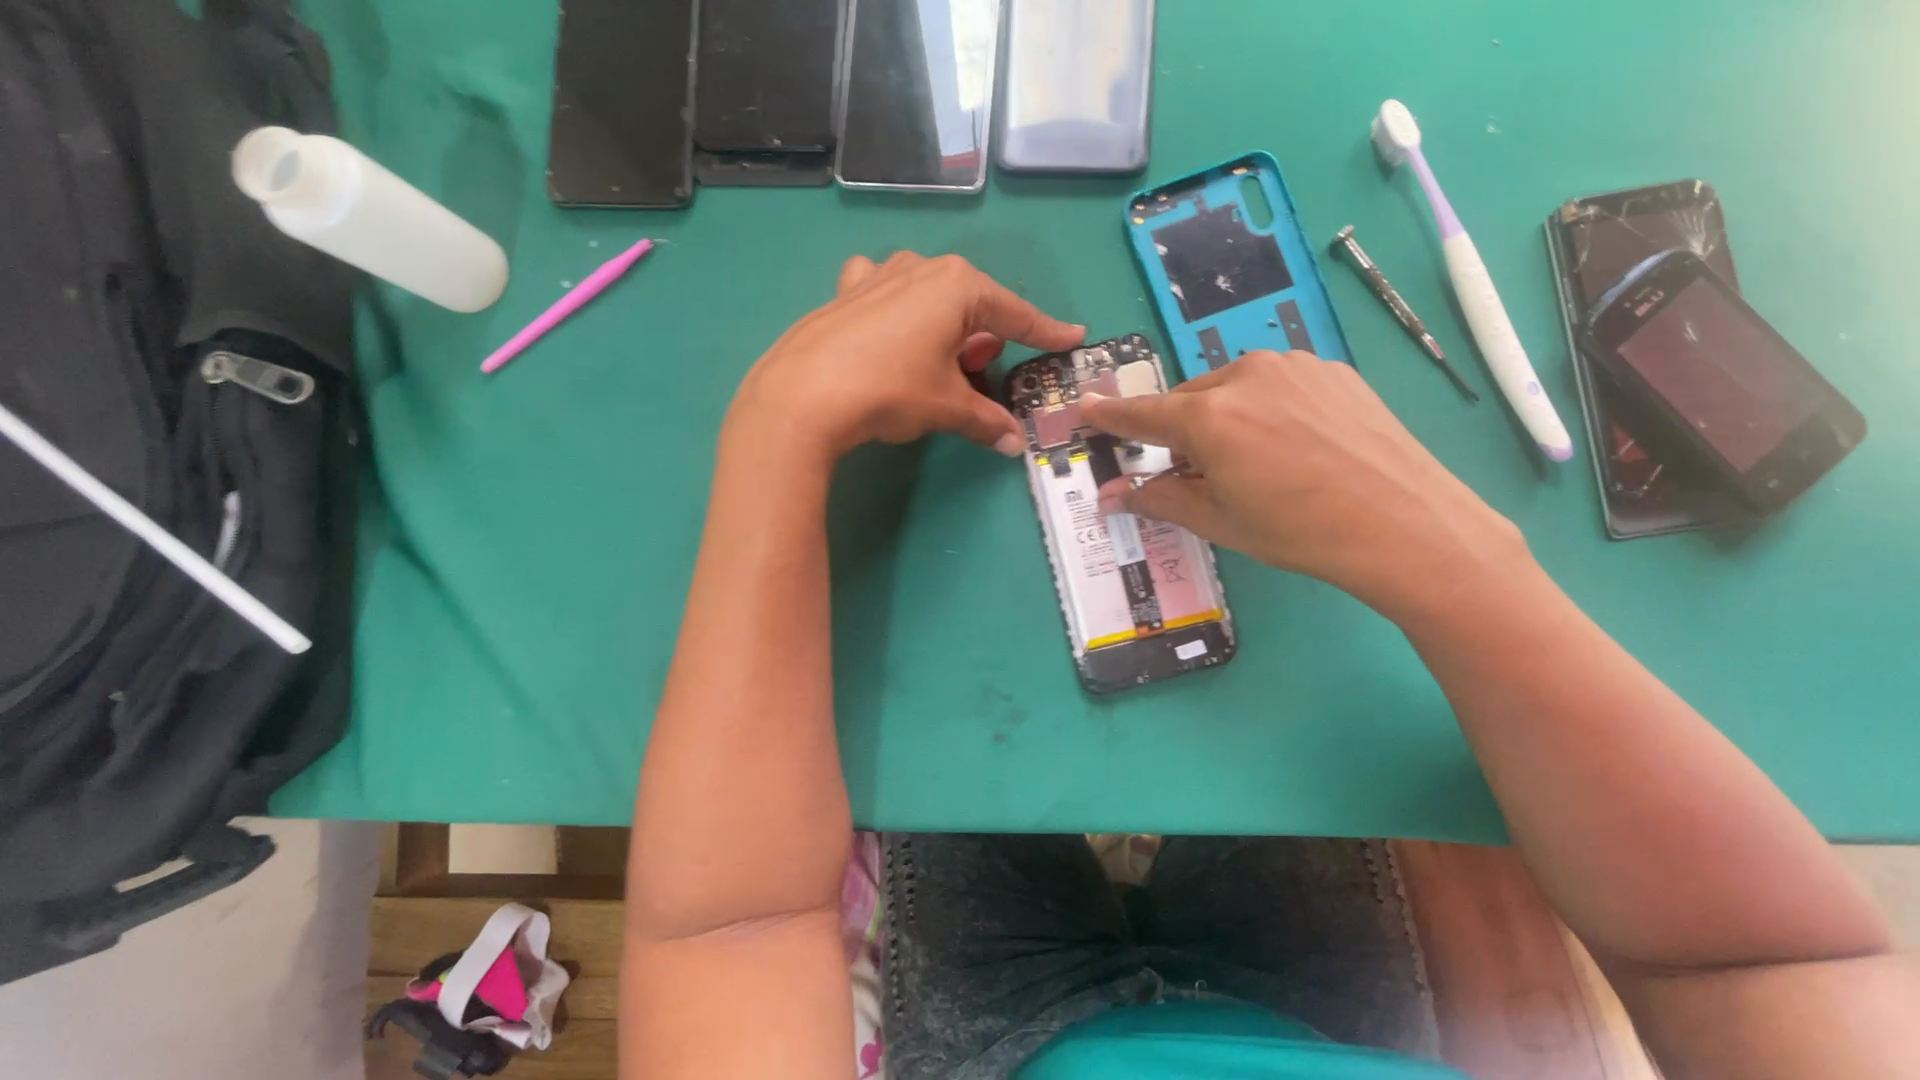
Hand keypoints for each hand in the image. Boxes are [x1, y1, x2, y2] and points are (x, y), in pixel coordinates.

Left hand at [726, 252, 1082, 464]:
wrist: (802, 395)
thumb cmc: (890, 391)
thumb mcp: (947, 407)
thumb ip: (986, 421)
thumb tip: (1013, 444)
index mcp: (958, 286)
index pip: (1016, 314)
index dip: (1046, 331)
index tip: (1071, 337)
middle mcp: (921, 268)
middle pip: (971, 303)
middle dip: (983, 336)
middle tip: (981, 370)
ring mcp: (878, 274)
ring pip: (927, 295)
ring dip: (941, 324)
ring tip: (935, 360)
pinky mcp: (844, 292)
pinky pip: (883, 292)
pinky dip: (895, 309)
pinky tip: (885, 331)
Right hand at [1081, 350, 1527, 617]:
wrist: (1406, 524)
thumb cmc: (1300, 532)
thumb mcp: (1221, 522)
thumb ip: (1160, 499)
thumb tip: (1110, 496)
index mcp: (1208, 416)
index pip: (1141, 413)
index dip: (1109, 416)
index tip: (1084, 409)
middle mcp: (1245, 375)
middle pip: (1190, 401)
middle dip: (1184, 432)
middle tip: (1202, 475)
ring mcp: (1293, 367)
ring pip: (1235, 388)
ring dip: (1227, 418)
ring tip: (1259, 463)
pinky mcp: (1332, 370)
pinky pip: (1278, 384)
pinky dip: (1269, 409)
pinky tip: (1299, 446)